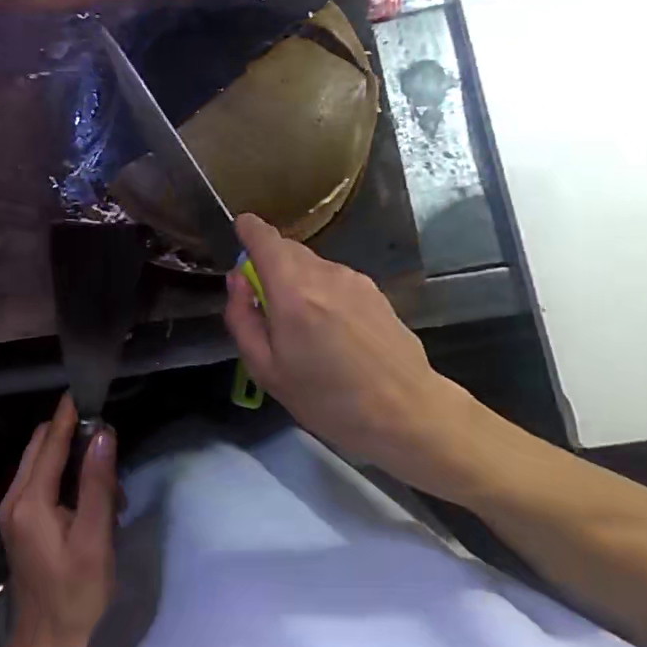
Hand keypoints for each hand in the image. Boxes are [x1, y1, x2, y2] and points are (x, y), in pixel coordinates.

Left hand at [0, 393, 117, 646]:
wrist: (48, 637)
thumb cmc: (77, 592)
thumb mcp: (95, 539)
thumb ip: (97, 485)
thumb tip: (101, 435)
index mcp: (29, 500)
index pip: (48, 444)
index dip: (66, 418)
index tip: (81, 394)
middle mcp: (13, 497)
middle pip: (39, 449)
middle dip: (70, 439)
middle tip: (106, 448)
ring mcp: (11, 509)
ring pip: (39, 465)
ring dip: (69, 462)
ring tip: (106, 487)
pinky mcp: (16, 520)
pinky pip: (38, 483)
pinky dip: (61, 479)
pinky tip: (88, 500)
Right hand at [224, 213, 497, 496]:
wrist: (409, 415)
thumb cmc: (327, 397)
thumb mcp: (264, 367)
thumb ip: (241, 317)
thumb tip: (237, 281)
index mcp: (292, 292)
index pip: (265, 240)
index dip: (249, 230)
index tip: (239, 231)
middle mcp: (325, 276)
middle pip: (287, 250)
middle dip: (268, 264)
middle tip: (262, 303)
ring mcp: (355, 282)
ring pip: (311, 265)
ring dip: (295, 280)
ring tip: (298, 325)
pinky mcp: (376, 294)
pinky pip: (334, 280)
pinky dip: (320, 291)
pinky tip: (328, 330)